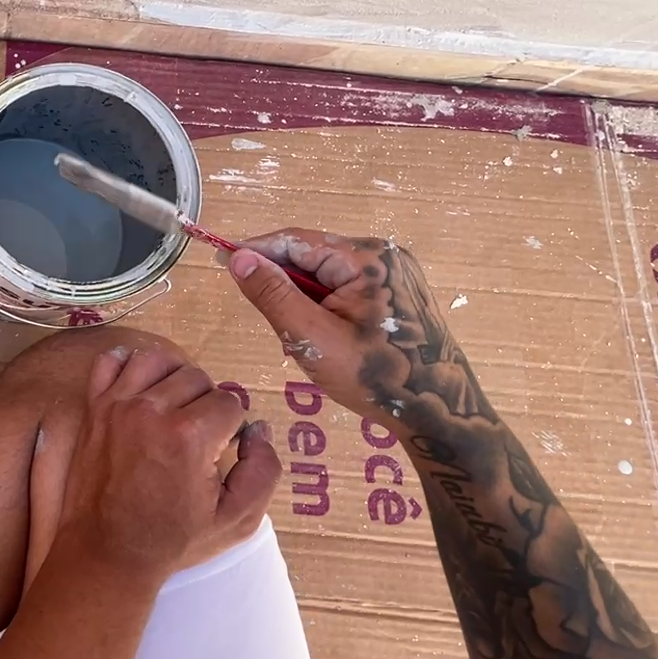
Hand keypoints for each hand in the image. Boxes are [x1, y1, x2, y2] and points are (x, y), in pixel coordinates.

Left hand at [54, 345, 280, 579]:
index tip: (224, 443)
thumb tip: (260, 429)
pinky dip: (127, 363)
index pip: (228, 402)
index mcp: (190, 436)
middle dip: (207, 399)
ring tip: (177, 401)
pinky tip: (141, 383)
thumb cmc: (173, 537)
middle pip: (195, 376)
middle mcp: (152, 410)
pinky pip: (109, 362)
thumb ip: (263, 471)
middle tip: (201, 427)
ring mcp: (118, 403)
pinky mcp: (93, 405)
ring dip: (173, 374)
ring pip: (156, 359)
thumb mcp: (236, 519)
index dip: (233, 422)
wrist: (108, 547)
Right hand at [223, 229, 494, 434]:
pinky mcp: (394, 293)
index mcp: (366, 259)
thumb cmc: (373, 377)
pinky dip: (319, 304)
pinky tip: (318, 332)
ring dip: (299, 296)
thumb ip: (272, 294)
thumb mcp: (311, 336)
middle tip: (264, 314)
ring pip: (322, 273)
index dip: (255, 250)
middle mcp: (382, 257)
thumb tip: (237, 258)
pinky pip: (340, 286)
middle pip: (309, 255)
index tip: (220, 260)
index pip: (294, 241)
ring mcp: (392, 275)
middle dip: (281, 281)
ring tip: (295, 332)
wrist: (438, 418)